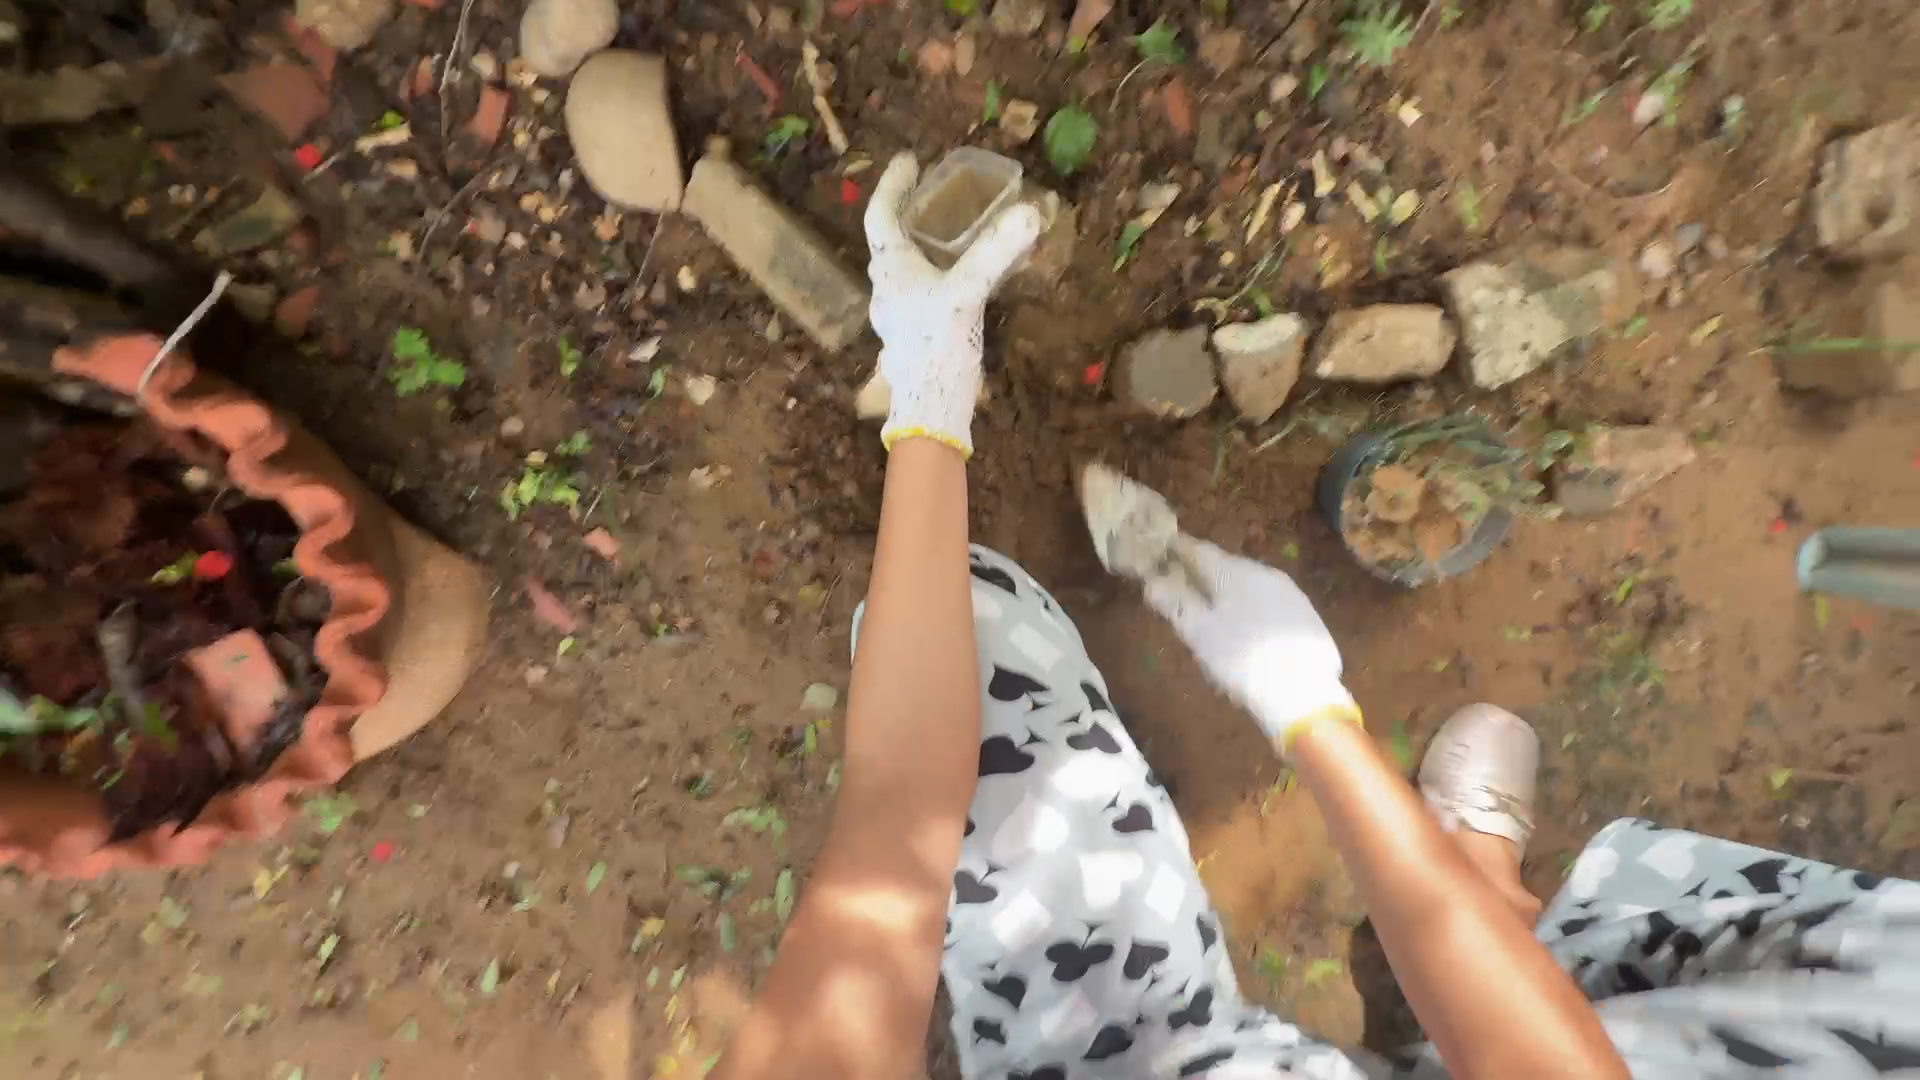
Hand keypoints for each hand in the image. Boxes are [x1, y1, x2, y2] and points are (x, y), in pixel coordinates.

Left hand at [863, 154, 1041, 457]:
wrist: (931, 409)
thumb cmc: (937, 348)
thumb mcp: (966, 295)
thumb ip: (995, 254)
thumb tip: (1029, 212)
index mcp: (892, 271)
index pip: (879, 216)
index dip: (891, 185)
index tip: (908, 162)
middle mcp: (887, 291)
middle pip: (889, 244)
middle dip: (907, 216)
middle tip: (931, 197)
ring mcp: (897, 318)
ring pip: (903, 272)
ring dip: (920, 250)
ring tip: (948, 237)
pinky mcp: (912, 339)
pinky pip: (918, 296)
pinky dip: (934, 279)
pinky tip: (957, 286)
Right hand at [1144, 540, 1360, 749]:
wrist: (1304, 696)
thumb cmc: (1241, 660)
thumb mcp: (1198, 633)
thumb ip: (1174, 603)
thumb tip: (1152, 582)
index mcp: (1235, 573)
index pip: (1199, 551)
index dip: (1177, 550)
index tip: (1160, 551)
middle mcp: (1265, 574)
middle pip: (1224, 567)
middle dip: (1200, 574)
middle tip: (1180, 585)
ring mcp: (1290, 594)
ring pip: (1247, 585)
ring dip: (1225, 592)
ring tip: (1210, 612)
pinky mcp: (1305, 616)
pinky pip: (1266, 602)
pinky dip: (1248, 607)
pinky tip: (1244, 632)